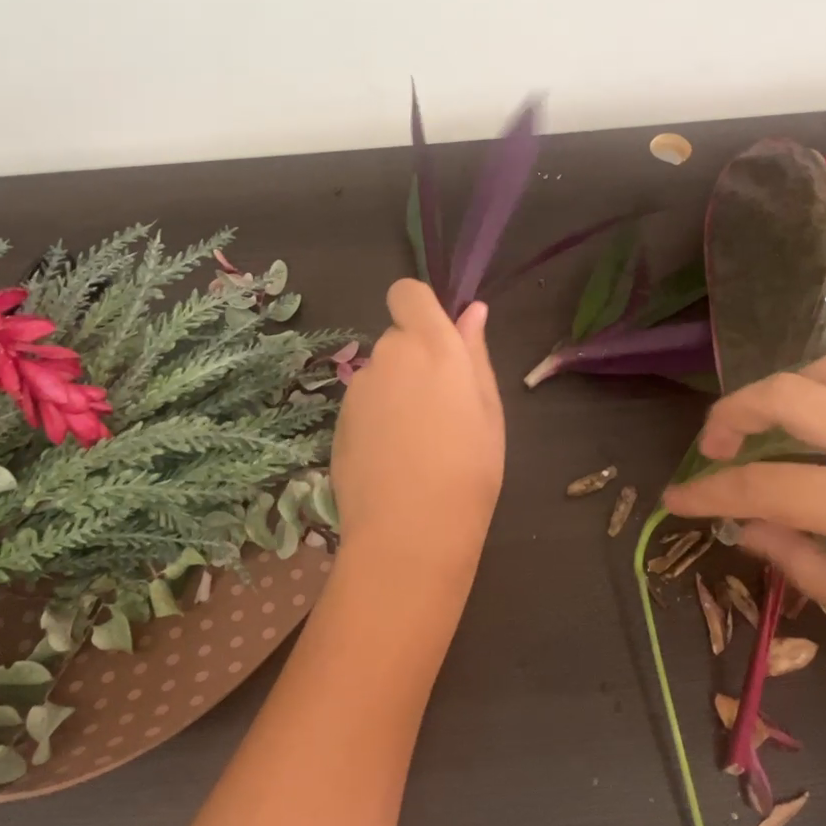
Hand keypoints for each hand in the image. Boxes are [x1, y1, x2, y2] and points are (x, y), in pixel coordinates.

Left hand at [330, 279, 504, 574]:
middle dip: (415, 360)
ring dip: (395, 392)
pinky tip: (393, 460)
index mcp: (430, 345)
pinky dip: (377, 420)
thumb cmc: (469, 470)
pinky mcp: (337, 421)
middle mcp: (387, 356)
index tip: (439, 342)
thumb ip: (474, 354)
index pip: (408, 293)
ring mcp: (357, 389)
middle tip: (442, 409)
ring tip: (419, 443)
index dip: (420, 309)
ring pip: (379, 375)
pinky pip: (363, 405)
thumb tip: (471, 312)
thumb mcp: (488, 410)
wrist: (410, 532)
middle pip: (396, 339)